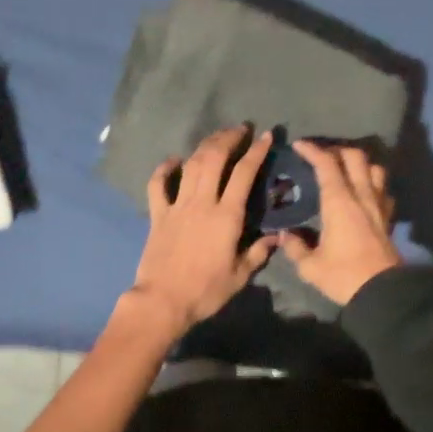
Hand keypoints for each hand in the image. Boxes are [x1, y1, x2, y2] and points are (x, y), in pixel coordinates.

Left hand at [130, 126, 277, 330]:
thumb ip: (257, 253)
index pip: (244, 174)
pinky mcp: (158, 215)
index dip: (256, 152)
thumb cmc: (206, 292)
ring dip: (204, 146)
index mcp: (227, 216)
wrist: (163, 301)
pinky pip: (158, 185)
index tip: (266, 136)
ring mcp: (177, 206)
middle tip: (240, 130)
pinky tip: (173, 161)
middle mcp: (202, 203)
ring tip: (217, 138)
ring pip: (191, 165)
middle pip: (215, 158)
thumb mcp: (240, 276)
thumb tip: (275, 238)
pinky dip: (164, 169)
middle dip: (228, 138)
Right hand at [280, 141, 401, 304]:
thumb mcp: (311, 266)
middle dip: (337, 150)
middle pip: (355, 157)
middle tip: (322, 156)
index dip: (312, 150)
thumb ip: (295, 247)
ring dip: (360, 164)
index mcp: (339, 202)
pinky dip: (374, 184)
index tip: (299, 145)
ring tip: (346, 170)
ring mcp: (378, 206)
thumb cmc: (343, 276)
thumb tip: (285, 236)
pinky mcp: (388, 219)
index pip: (326, 164)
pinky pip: (384, 191)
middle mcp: (361, 196)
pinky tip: (366, 194)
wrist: (382, 291)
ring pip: (375, 169)